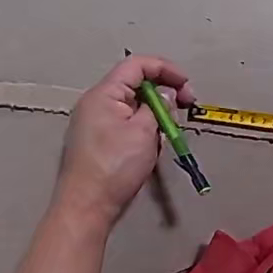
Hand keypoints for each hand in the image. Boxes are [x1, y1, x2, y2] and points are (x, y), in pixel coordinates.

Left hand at [54, 54, 196, 221]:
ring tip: (162, 137)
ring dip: (154, 116)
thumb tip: (167, 94)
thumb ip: (159, 107)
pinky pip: (126, 124)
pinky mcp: (98, 140)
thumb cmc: (111, 169)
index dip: (165, 69)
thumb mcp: (144, 132)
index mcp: (103, 94)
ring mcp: (95, 122)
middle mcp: (96, 103)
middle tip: (184, 107)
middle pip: (135, 84)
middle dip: (163, 94)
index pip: (137, 65)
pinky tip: (150, 149)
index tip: (185, 84)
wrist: (87, 207)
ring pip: (133, 106)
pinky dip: (143, 129)